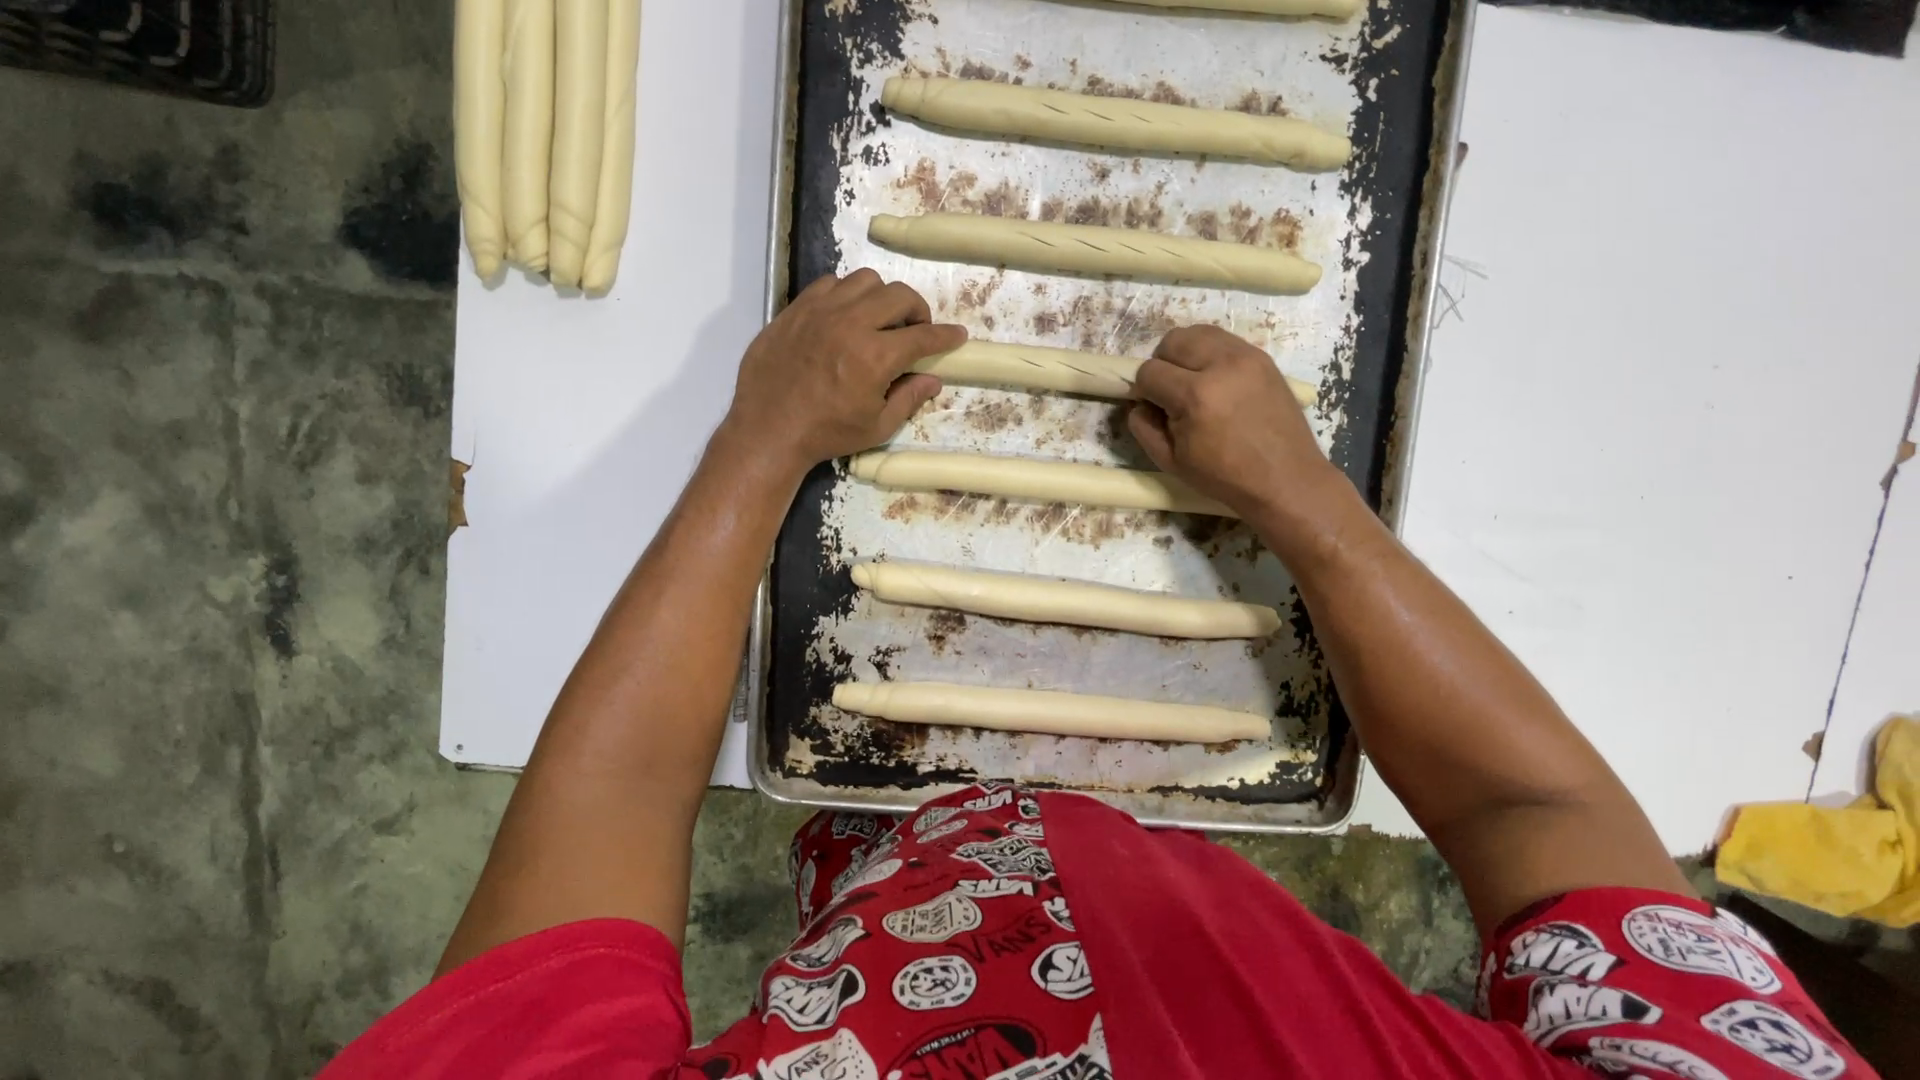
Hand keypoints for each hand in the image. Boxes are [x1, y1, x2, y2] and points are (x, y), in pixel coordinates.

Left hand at [722, 270, 965, 470]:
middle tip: (915, 329)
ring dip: (881, 297)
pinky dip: (846, 295)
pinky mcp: (796, 310)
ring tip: (879, 318)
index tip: (957, 335)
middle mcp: (850, 324)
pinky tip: (844, 316)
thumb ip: (909, 398)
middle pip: (899, 295)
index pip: (923, 335)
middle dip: (917, 310)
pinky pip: (830, 284)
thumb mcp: (876, 426)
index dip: (945, 335)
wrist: (768, 430)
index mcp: (875, 356)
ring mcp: (820, 312)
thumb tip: (933, 379)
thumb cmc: (826, 434)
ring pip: (865, 281)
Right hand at [1128, 325, 1353, 534]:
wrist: (1284, 478)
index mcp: (1194, 396)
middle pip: (1172, 341)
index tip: (1153, 407)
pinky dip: (1211, 353)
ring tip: (1192, 380)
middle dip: (1162, 364)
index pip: (1149, 371)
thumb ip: (1144, 427)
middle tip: (1170, 391)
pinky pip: (1224, 340)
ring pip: (1198, 332)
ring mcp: (1246, 357)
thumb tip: (1138, 403)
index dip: (1143, 390)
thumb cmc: (1224, 477)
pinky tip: (1215, 380)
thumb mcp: (1170, 462)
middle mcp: (1221, 366)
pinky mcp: (1262, 358)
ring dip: (1186, 353)